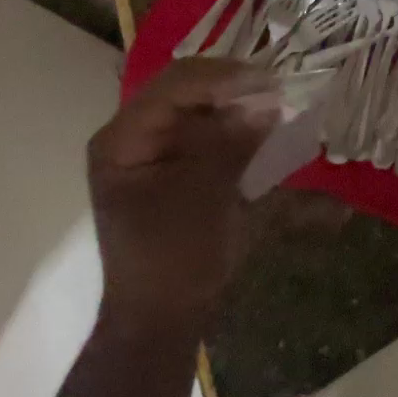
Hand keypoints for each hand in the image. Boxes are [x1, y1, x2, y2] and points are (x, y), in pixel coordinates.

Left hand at [89, 58, 277, 328]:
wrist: (160, 319)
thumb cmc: (174, 259)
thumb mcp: (205, 195)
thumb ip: (230, 143)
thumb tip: (266, 102)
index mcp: (122, 139)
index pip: (174, 85)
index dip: (224, 77)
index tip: (269, 81)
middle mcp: (130, 135)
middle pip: (182, 89)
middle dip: (230, 84)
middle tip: (275, 86)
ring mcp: (149, 150)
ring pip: (195, 105)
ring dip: (233, 100)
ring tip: (272, 99)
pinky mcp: (171, 166)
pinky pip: (202, 130)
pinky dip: (231, 124)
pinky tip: (259, 124)